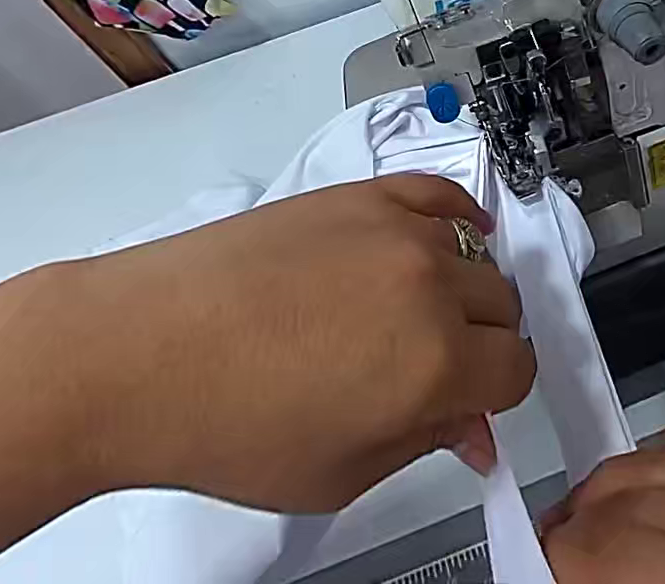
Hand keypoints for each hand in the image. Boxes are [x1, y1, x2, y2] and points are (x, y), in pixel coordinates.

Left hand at [29, 174, 534, 512]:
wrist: (149, 345)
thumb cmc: (229, 424)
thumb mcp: (338, 472)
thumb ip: (424, 442)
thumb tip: (472, 431)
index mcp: (436, 363)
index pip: (516, 367)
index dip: (497, 392)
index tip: (474, 397)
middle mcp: (431, 285)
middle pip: (501, 305)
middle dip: (483, 340)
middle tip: (440, 359)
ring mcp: (399, 229)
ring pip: (476, 252)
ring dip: (464, 285)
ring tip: (419, 307)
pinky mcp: (365, 195)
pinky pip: (439, 191)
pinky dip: (459, 213)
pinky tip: (456, 231)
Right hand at [541, 442, 664, 583]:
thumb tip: (573, 573)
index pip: (622, 551)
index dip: (566, 557)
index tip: (543, 567)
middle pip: (630, 500)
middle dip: (578, 525)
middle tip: (555, 548)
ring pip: (651, 463)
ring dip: (605, 492)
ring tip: (587, 521)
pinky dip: (650, 471)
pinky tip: (638, 498)